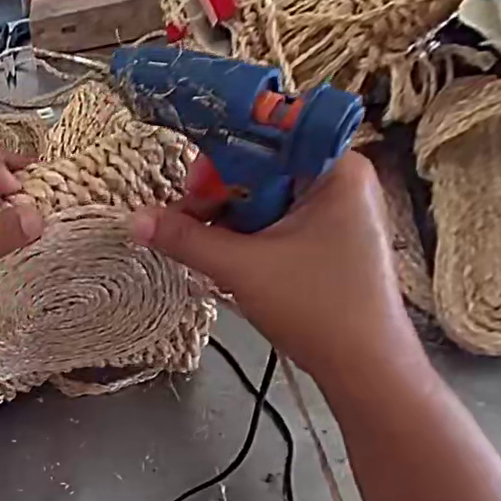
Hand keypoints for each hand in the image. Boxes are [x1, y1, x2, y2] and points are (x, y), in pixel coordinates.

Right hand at [130, 152, 423, 382]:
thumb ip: (186, 239)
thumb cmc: (318, 310)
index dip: (223, 153)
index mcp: (336, 168)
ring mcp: (335, 211)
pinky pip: (275, 220)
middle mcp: (340, 179)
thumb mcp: (242, 269)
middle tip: (190, 224)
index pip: (268, 132)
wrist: (365, 369)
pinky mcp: (325, 239)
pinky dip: (247, 235)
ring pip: (265, 195)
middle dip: (220, 193)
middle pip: (263, 164)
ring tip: (208, 250)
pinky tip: (229, 261)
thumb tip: (135, 220)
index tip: (191, 187)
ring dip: (229, 219)